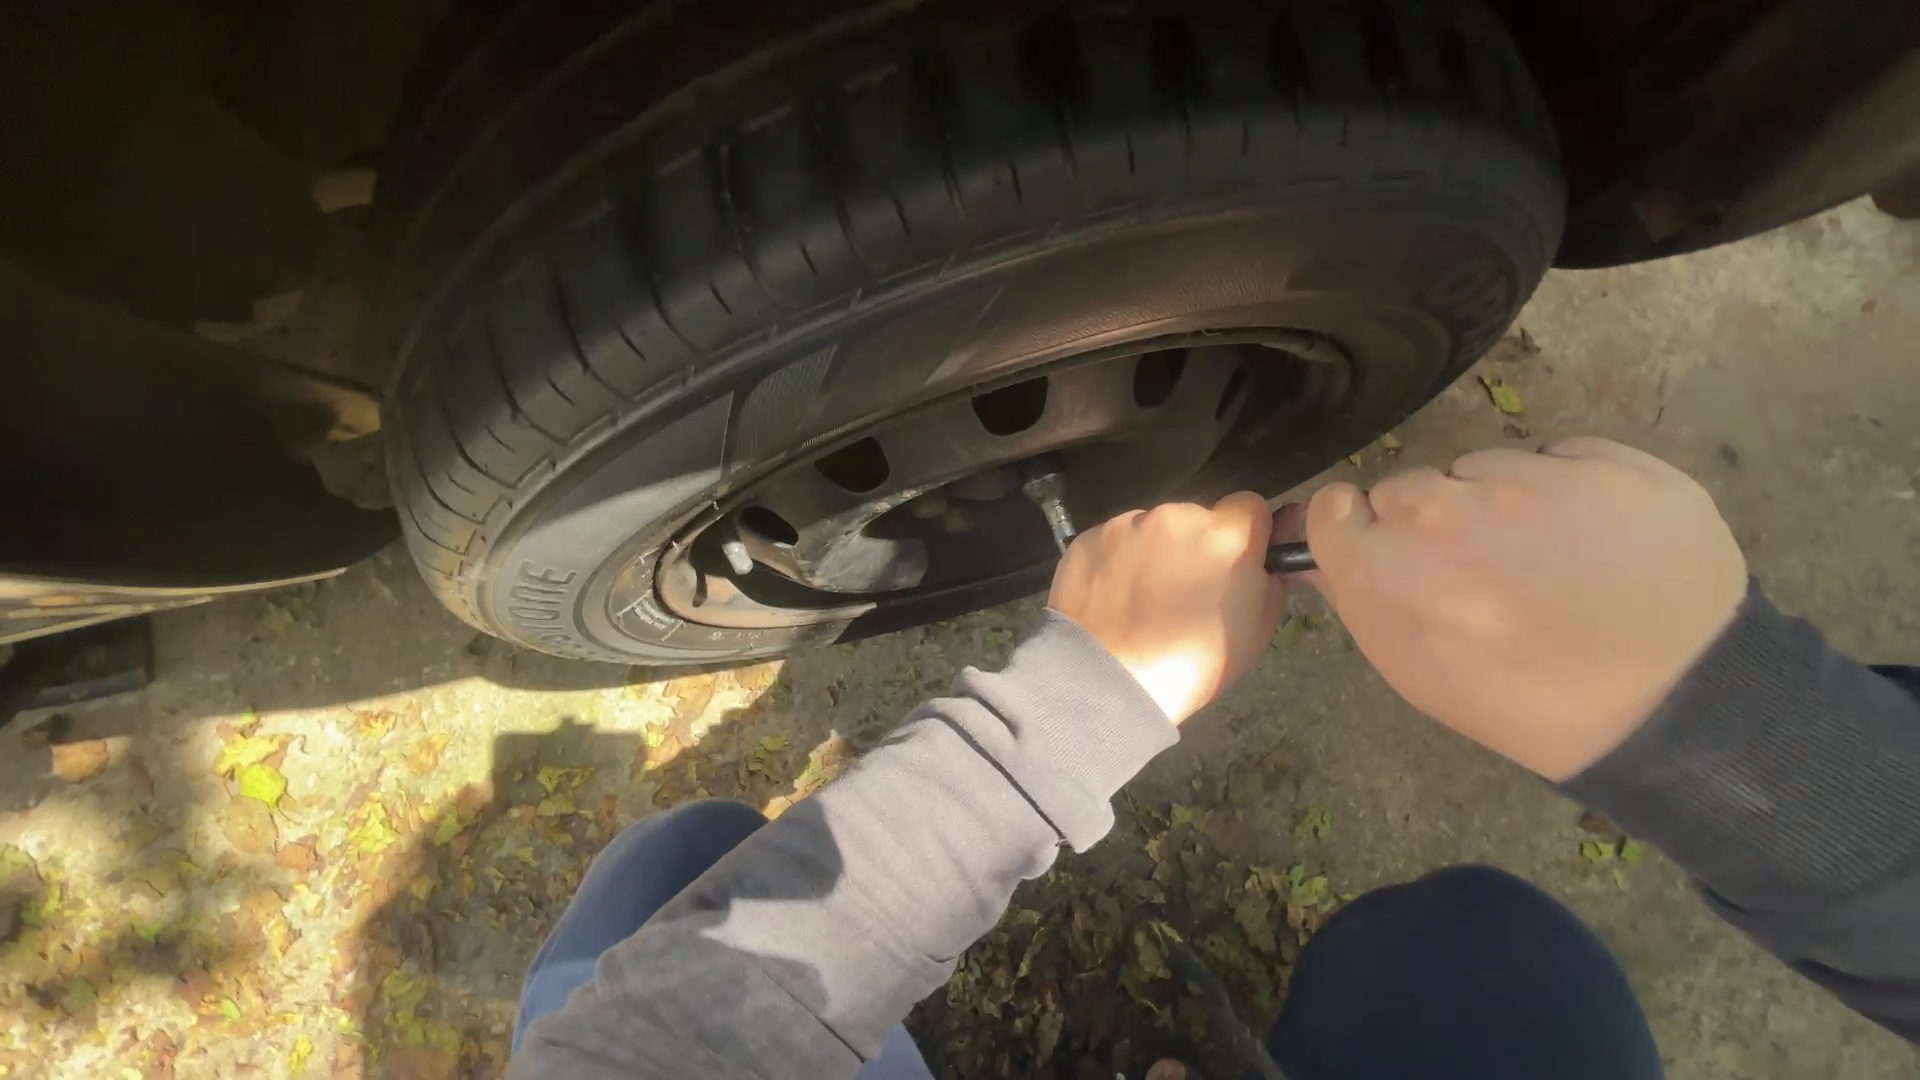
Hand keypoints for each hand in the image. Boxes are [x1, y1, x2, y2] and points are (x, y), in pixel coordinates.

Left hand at [1048, 492, 1286, 723]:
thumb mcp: (1257, 629)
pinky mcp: (1086, 538)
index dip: (1246, 535)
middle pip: (1195, 518)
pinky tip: (1111, 599)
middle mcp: (1174, 516)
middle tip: (1182, 592)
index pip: (1249, 506)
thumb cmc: (1192, 664)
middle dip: (1195, 545)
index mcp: (1225, 534)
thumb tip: (1277, 539)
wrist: (1107, 680)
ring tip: (1141, 600)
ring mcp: (1125, 525)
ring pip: (1151, 528)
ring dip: (1154, 551)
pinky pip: (1112, 542)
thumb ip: (1271, 575)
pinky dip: (1116, 562)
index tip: (1233, 565)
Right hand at [1303, 437, 1746, 779]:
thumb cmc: (1509, 695)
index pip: (1333, 503)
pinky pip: (1557, 456)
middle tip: (1474, 568)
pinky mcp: (1610, 462)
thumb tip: (1308, 543)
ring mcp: (1529, 480)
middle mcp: (1441, 510)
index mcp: (1382, 564)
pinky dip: (1564, 488)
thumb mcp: (1404, 662)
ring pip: (1480, 467)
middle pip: (1404, 487)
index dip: (1358, 530)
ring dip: (1495, 501)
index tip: (1387, 553)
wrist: (1665, 706)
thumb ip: (1349, 591)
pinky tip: (1590, 538)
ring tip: (1543, 557)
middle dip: (1425, 520)